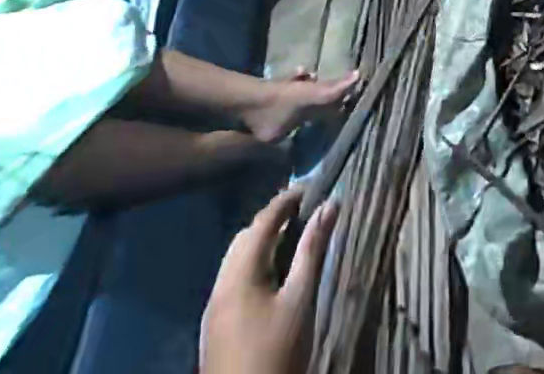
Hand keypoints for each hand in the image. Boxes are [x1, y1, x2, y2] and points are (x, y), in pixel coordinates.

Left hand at [200, 187, 337, 373]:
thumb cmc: (278, 354)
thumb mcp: (301, 301)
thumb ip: (313, 250)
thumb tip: (330, 206)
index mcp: (239, 273)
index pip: (263, 220)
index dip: (287, 200)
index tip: (312, 189)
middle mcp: (220, 283)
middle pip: (245, 237)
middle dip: (274, 220)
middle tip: (305, 216)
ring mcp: (213, 307)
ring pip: (236, 259)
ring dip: (262, 243)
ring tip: (293, 244)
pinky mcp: (214, 327)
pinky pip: (232, 279)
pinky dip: (253, 265)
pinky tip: (272, 279)